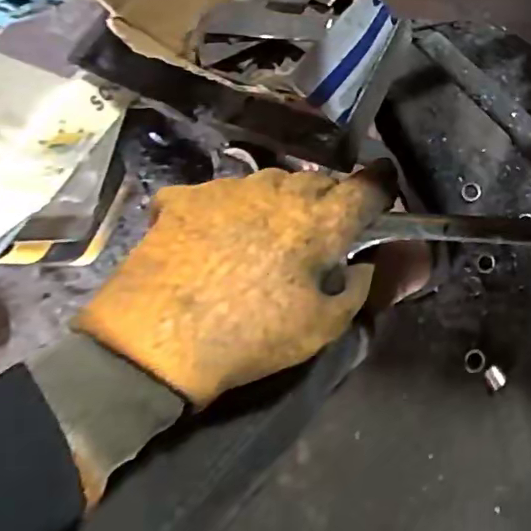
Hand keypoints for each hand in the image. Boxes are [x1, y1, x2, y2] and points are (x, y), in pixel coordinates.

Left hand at [76, 166, 391, 406]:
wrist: (146, 350)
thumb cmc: (250, 337)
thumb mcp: (325, 326)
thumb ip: (361, 287)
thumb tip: (366, 263)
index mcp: (324, 220)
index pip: (371, 185)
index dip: (384, 189)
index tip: (384, 200)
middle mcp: (283, 193)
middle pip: (322, 179)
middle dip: (331, 198)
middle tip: (323, 228)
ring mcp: (232, 191)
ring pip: (275, 180)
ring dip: (284, 198)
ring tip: (271, 228)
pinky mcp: (187, 200)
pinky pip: (224, 191)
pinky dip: (231, 205)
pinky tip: (222, 229)